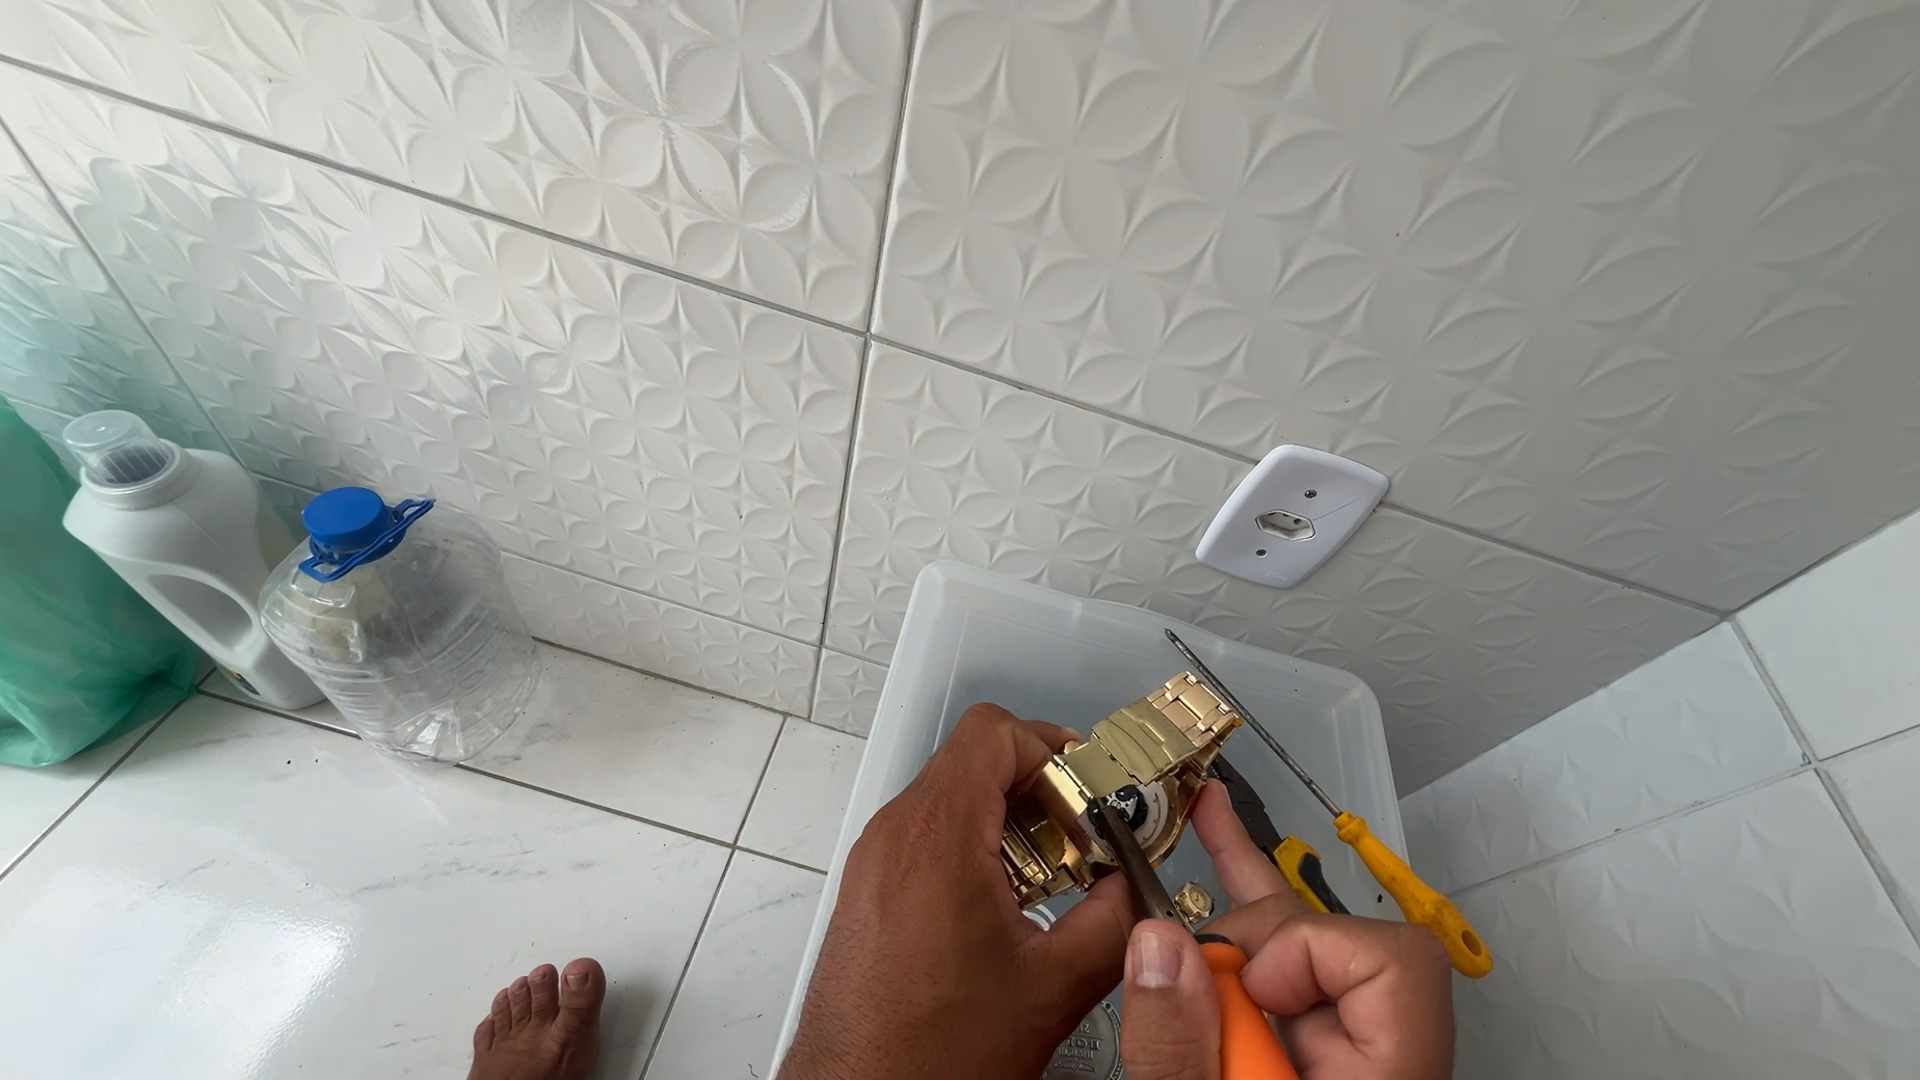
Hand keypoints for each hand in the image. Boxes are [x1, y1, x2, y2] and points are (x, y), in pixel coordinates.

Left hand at [781, 703, 1133, 1079]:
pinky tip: (1003, 897)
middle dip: (1035, 784)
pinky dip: (972, 840)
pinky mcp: (869, 880)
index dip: (1045, 743)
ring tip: (1046, 871)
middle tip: (1076, 831)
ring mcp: (875, 854)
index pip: (991, 732)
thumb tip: (1133, 886)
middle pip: (972, 757)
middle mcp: (896, 831)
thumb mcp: (1050, 988)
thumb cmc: (932, 1056)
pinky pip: (926, 828)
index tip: (1082, 782)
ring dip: (1004, 815)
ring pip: (949, 791)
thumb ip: (1111, 922)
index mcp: (937, 837)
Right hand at [1121, 781, 1453, 1079]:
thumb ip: (1179, 1053)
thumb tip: (1158, 938)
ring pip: (1297, 941)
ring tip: (1204, 818)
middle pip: (1333, 942)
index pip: (1394, 966)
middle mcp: (1372, 1062)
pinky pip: (1275, 960)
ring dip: (1237, 904)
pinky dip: (1238, 909)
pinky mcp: (1303, 1048)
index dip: (1316, 949)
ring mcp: (1337, 1052)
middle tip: (1186, 952)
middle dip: (1252, 933)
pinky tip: (1218, 835)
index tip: (1250, 982)